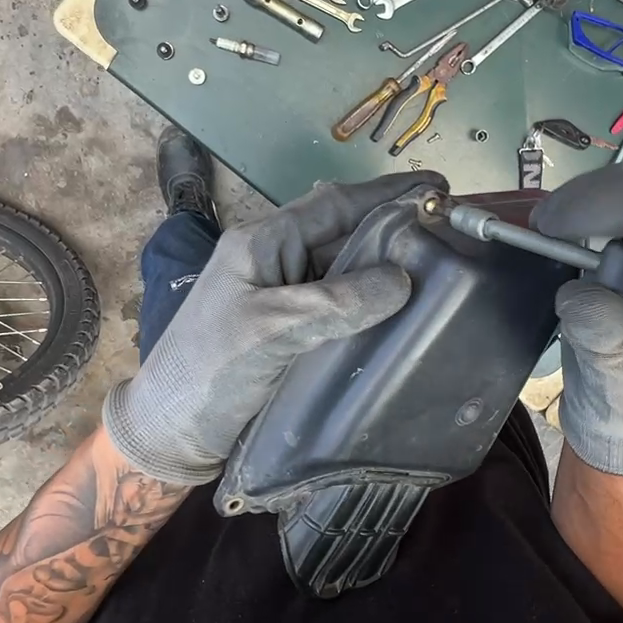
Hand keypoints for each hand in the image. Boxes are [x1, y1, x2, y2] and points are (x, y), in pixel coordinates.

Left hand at [104, 171, 444, 484]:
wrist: (170, 433)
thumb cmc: (209, 371)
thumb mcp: (271, 328)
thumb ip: (337, 301)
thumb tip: (403, 279)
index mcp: (264, 243)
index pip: (334, 204)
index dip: (386, 193)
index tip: (439, 189)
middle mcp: (276, 262)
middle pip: (344, 235)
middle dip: (394, 231)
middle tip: (453, 240)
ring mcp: (283, 299)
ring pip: (345, 272)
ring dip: (387, 271)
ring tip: (441, 275)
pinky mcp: (290, 333)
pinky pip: (340, 307)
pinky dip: (372, 306)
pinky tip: (404, 317)